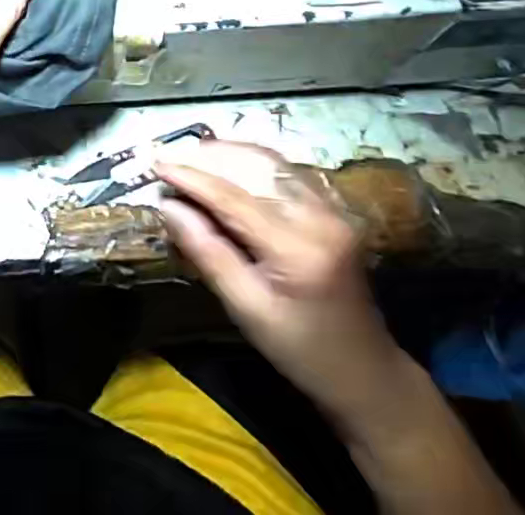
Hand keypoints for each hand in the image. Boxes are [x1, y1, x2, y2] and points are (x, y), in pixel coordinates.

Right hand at [157, 143, 400, 423]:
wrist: (366, 371)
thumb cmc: (300, 350)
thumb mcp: (246, 309)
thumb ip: (207, 253)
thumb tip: (169, 207)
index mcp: (297, 248)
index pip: (234, 198)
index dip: (192, 178)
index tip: (158, 165)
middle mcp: (318, 217)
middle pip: (255, 169)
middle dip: (209, 157)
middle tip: (170, 154)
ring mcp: (330, 210)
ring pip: (272, 163)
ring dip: (230, 154)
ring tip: (192, 153)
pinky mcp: (332, 210)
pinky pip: (287, 173)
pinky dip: (253, 162)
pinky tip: (229, 164)